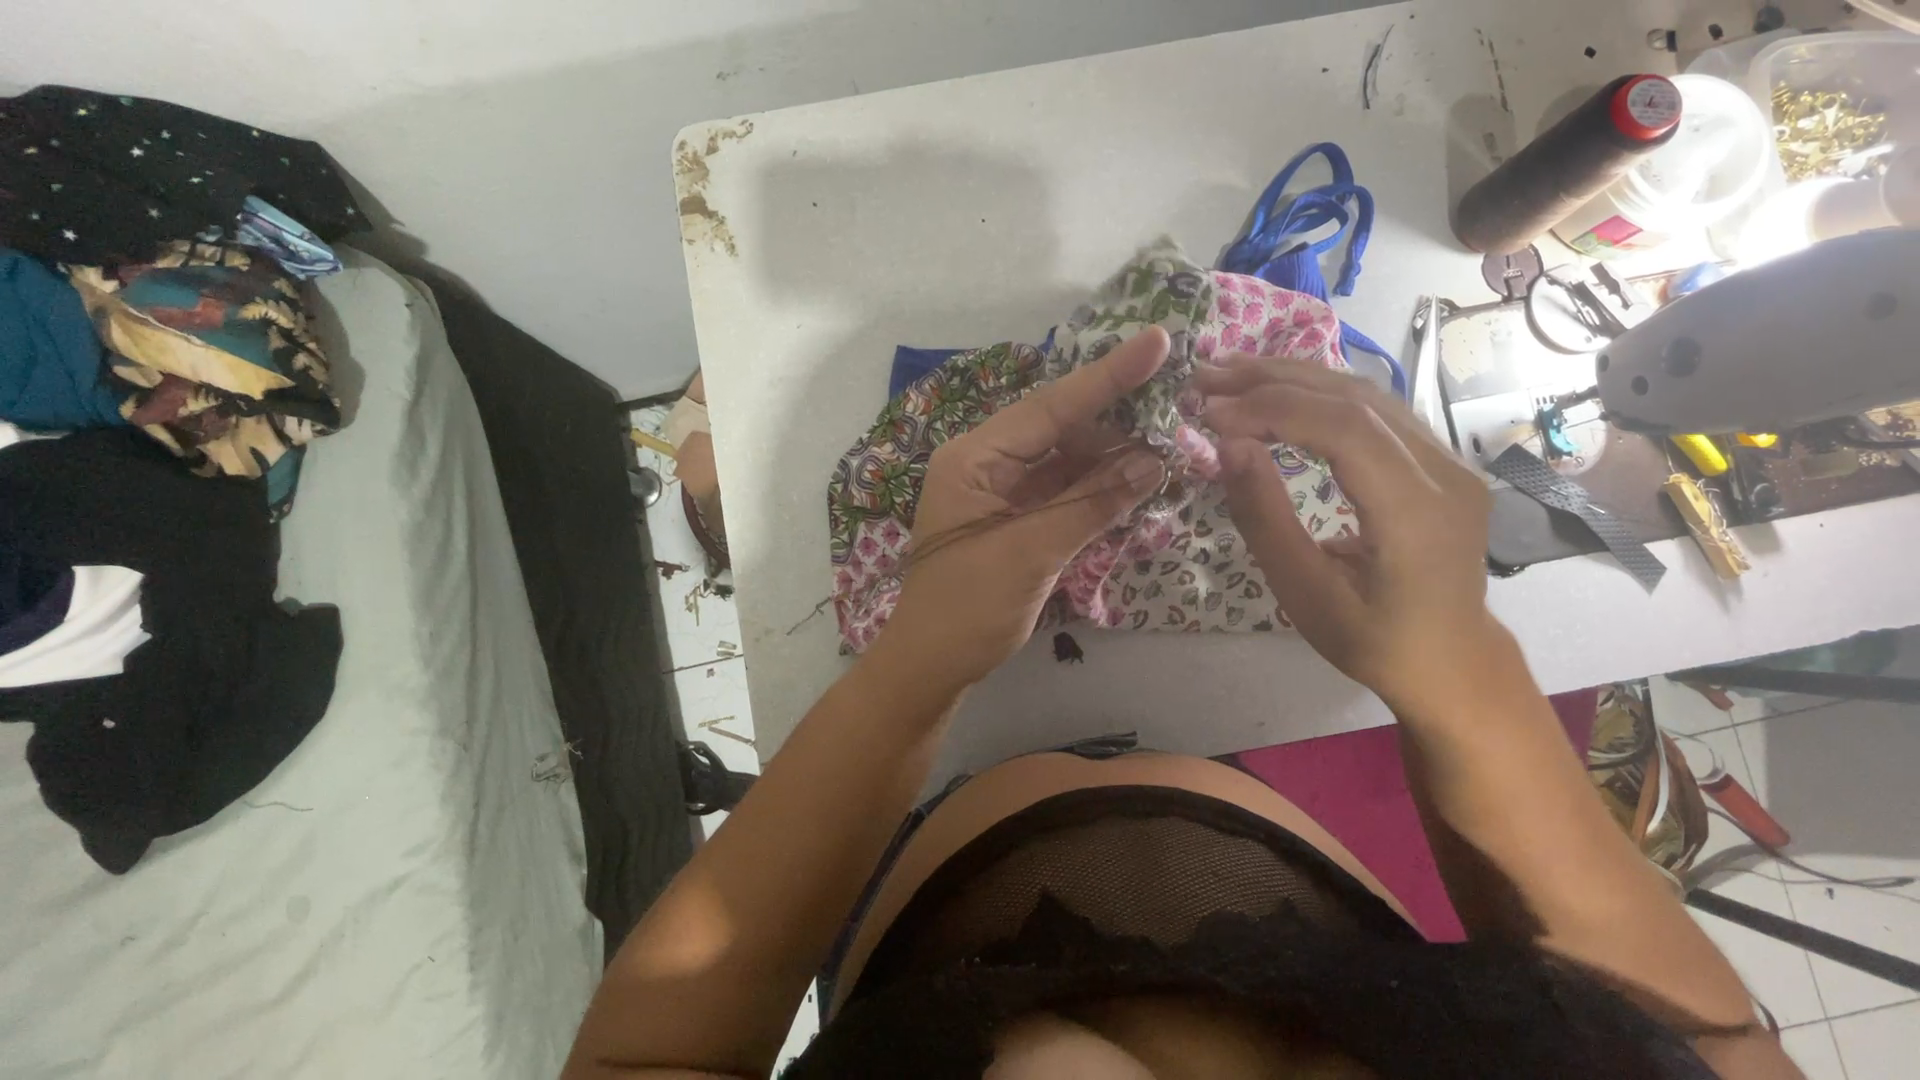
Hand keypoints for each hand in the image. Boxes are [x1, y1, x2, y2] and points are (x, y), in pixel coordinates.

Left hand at [870, 329, 1171, 692]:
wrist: (931, 666)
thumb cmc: (968, 609)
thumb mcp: (1032, 552)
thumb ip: (1092, 502)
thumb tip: (1154, 460)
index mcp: (974, 458)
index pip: (1050, 407)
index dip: (1107, 377)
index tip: (1157, 342)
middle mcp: (985, 464)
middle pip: (1059, 427)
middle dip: (1117, 418)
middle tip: (1176, 399)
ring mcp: (1000, 493)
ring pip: (1066, 460)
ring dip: (1113, 455)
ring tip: (1171, 439)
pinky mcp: (1015, 521)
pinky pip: (1063, 491)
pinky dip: (1099, 488)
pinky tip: (1139, 477)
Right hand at [1194, 357, 1511, 713]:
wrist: (1450, 661)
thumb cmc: (1373, 641)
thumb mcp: (1305, 595)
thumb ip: (1266, 518)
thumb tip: (1228, 445)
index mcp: (1417, 514)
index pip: (1344, 429)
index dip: (1273, 408)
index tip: (1211, 412)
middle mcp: (1445, 473)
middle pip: (1356, 399)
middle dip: (1274, 380)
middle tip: (1207, 377)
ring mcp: (1450, 462)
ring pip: (1368, 395)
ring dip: (1294, 379)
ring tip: (1231, 376)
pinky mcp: (1441, 461)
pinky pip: (1377, 412)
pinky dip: (1319, 396)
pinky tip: (1279, 393)